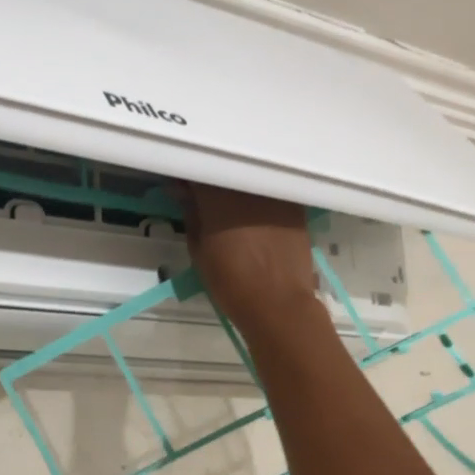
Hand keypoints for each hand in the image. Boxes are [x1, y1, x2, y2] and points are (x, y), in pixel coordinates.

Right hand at [182, 183, 321, 334]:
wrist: (278, 303)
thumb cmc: (230, 281)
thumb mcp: (199, 250)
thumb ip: (190, 213)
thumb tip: (180, 189)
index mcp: (217, 198)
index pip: (199, 173)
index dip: (189, 178)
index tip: (182, 187)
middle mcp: (247, 188)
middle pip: (226, 171)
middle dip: (213, 180)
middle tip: (205, 197)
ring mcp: (274, 194)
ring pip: (250, 179)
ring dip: (237, 186)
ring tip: (231, 205)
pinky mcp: (294, 204)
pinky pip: (270, 191)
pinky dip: (259, 196)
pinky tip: (256, 212)